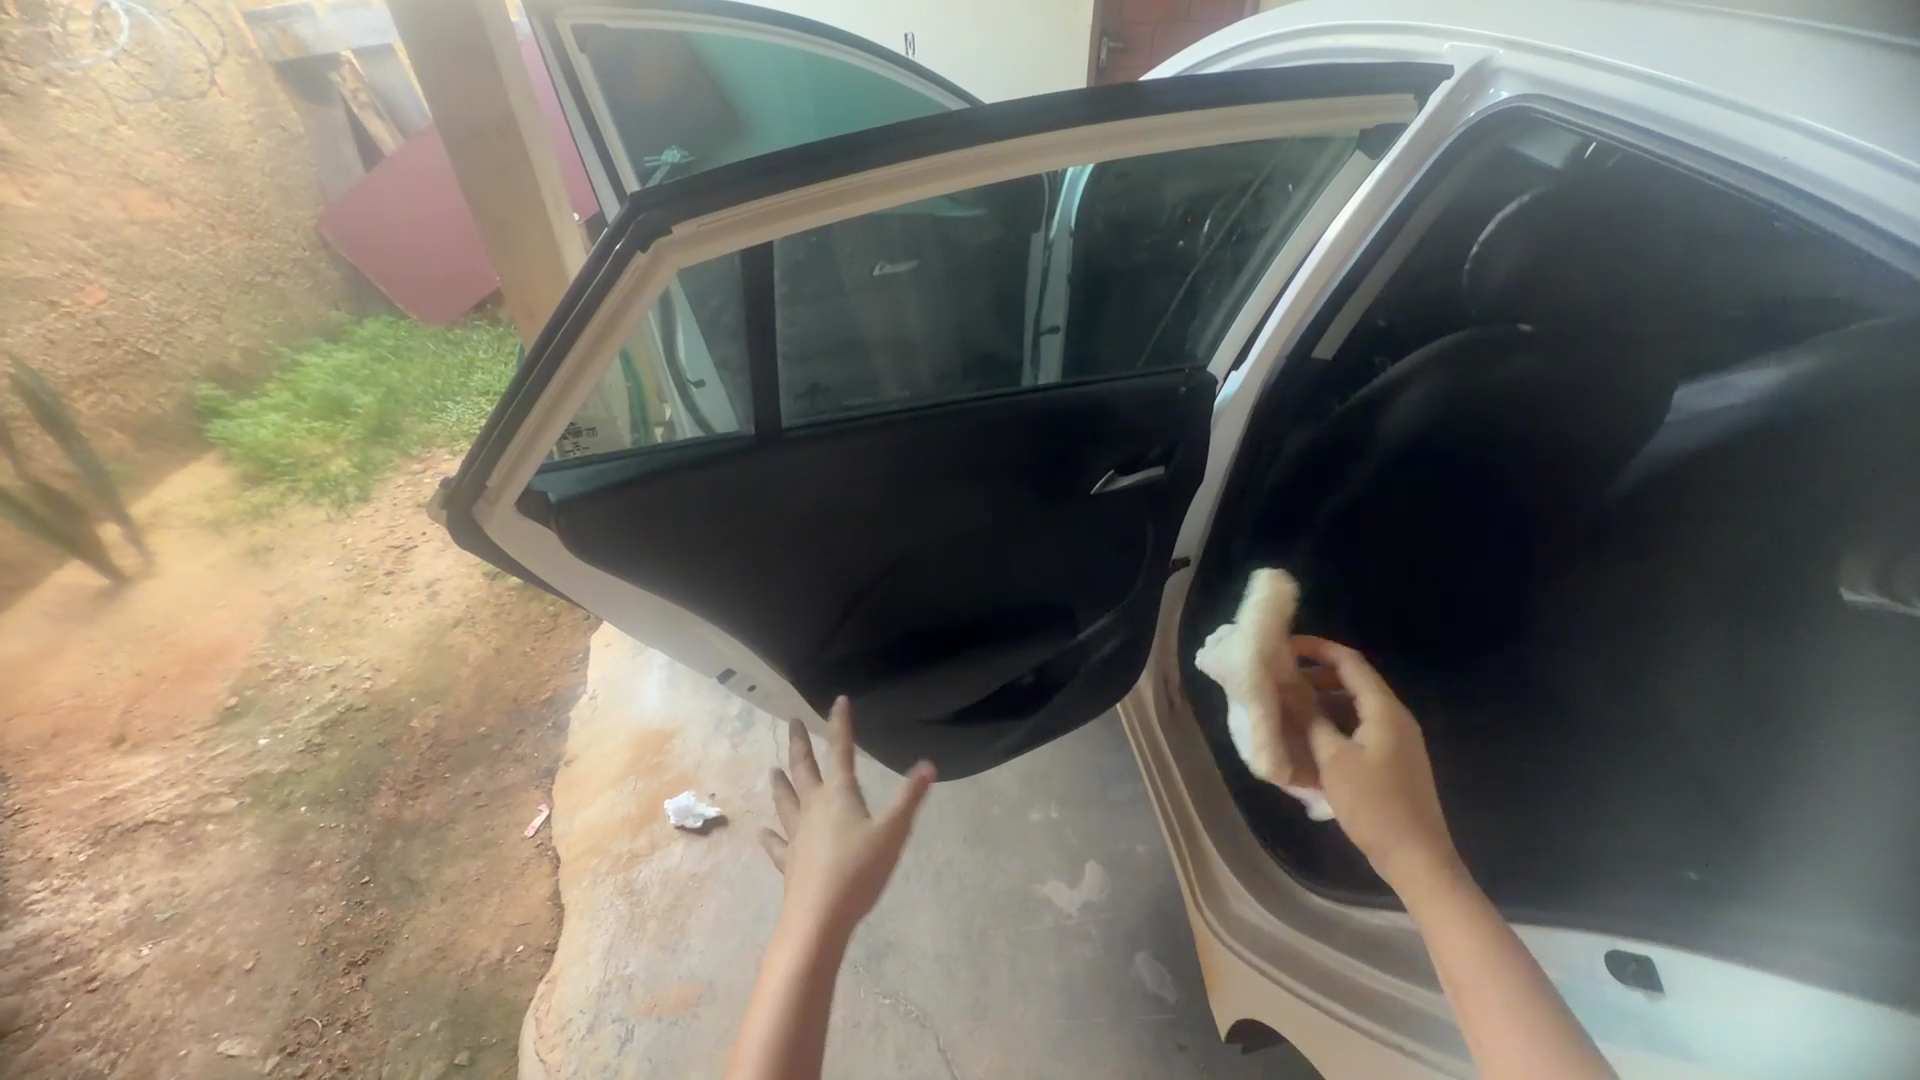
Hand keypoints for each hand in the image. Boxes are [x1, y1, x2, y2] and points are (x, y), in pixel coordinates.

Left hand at [759, 697, 936, 940]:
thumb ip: (909, 798)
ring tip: (773, 769)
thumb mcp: (893, 832)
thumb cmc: (859, 871)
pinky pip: (777, 844)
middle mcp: (813, 807)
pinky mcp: (789, 861)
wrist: (819, 917)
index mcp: (839, 795)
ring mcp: (797, 835)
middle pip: (804, 769)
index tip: (838, 701)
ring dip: (781, 783)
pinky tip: (762, 833)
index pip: (841, 751)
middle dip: (800, 744)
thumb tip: (928, 765)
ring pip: (786, 801)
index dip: (841, 725)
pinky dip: (769, 836)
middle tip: (792, 722)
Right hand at [1294, 636, 1460, 892]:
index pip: (1349, 662)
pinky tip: (1306, 741)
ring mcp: (1395, 741)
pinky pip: (1357, 730)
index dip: (1316, 649)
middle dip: (1314, 677)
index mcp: (1384, 710)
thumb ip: (1311, 720)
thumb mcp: (1333, 759)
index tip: (1283, 646)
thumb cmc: (1374, 805)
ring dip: (1320, 704)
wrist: (1417, 858)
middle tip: (1277, 681)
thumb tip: (1289, 690)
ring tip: (1285, 709)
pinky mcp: (1391, 762)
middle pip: (1352, 682)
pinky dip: (1331, 727)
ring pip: (1352, 708)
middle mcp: (1393, 718)